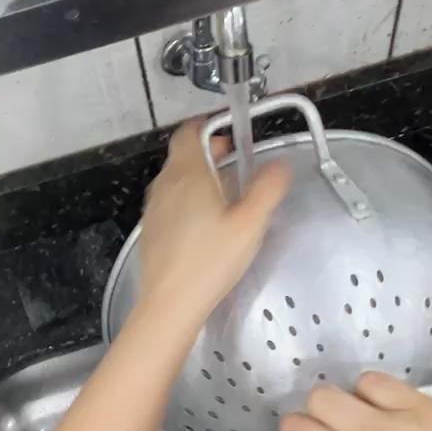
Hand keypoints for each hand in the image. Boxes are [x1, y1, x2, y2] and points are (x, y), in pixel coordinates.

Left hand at [134, 119, 289, 328]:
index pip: (189, 132)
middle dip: (209, 154)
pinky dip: (187, 200)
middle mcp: (165, 184)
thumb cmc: (210, 261)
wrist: (170, 302)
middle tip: (235, 168)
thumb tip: (279, 165)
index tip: (230, 138)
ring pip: (175, 178)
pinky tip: (206, 225)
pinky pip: (170, 201)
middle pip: (183, 154)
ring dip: (199, 178)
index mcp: (188, 173)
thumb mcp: (250, 223)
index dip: (209, 127)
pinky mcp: (151, 228)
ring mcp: (154, 207)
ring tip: (224, 197)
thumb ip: (267, 188)